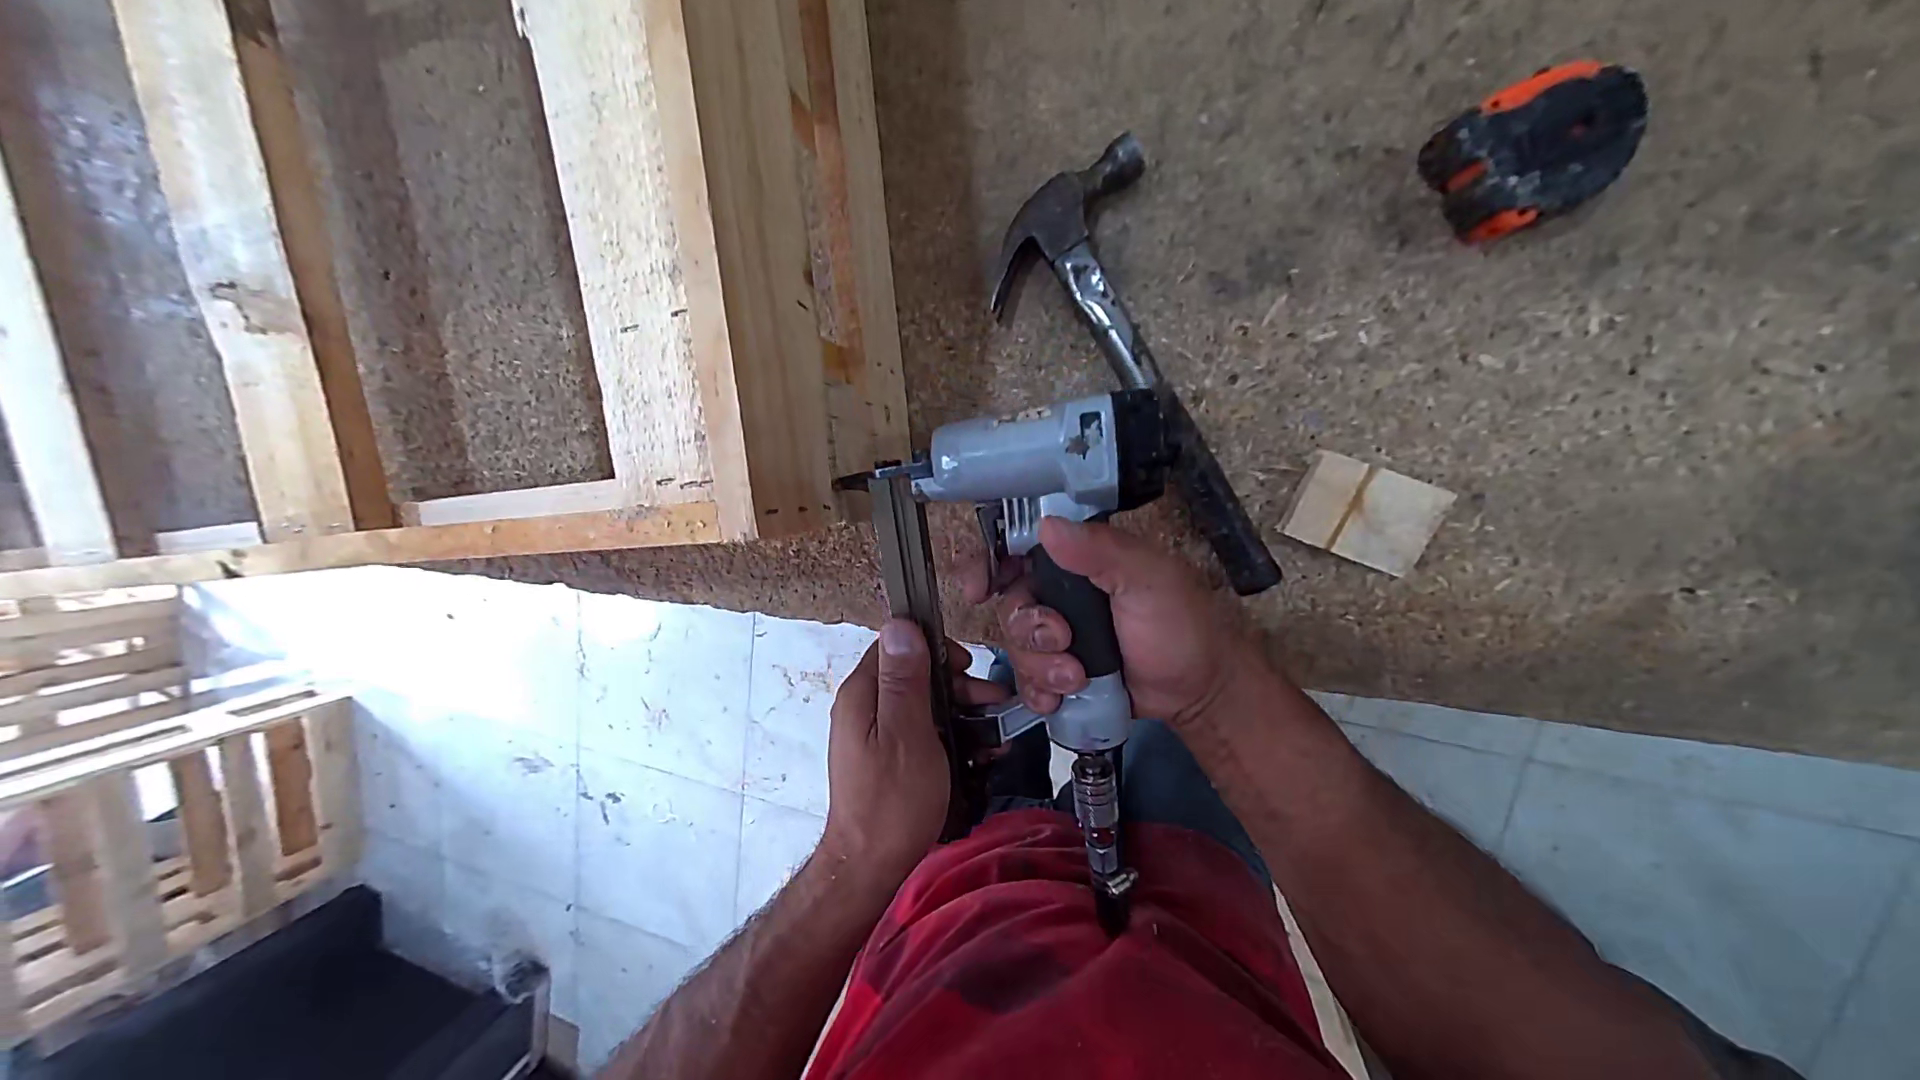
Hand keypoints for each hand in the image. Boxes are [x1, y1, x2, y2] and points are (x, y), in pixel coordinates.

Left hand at [820, 620, 1007, 883]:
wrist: (873, 868)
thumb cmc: (893, 801)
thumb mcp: (907, 733)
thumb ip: (904, 679)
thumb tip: (899, 623)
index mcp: (861, 695)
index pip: (896, 645)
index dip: (934, 649)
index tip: (966, 668)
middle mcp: (863, 708)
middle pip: (912, 674)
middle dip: (955, 683)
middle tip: (991, 701)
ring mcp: (874, 734)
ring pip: (921, 703)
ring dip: (959, 709)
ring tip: (995, 728)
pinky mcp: (887, 756)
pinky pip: (920, 730)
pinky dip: (948, 733)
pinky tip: (979, 748)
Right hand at [961, 518, 1260, 727]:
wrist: (1197, 692)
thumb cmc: (1179, 624)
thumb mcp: (1147, 579)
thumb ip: (1101, 551)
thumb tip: (1047, 526)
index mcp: (1076, 559)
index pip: (1015, 549)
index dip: (986, 564)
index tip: (977, 588)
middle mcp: (1058, 593)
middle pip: (1008, 604)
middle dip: (1030, 630)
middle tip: (1064, 642)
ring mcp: (1056, 636)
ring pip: (1015, 646)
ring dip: (1039, 666)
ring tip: (1076, 678)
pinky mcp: (1057, 674)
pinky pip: (1026, 682)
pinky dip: (1037, 692)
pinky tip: (1058, 699)